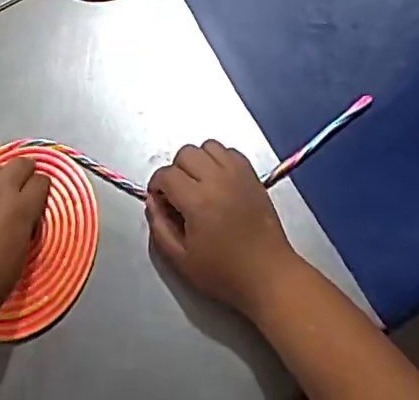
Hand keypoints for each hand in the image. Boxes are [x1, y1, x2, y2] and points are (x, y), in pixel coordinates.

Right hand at [146, 141, 304, 315]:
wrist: (266, 273)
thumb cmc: (223, 272)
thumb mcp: (181, 260)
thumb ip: (160, 228)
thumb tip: (152, 201)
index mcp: (197, 200)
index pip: (166, 174)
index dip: (156, 184)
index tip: (159, 199)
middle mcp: (217, 179)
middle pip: (186, 152)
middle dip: (175, 170)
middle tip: (178, 193)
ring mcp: (237, 173)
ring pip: (208, 146)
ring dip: (198, 160)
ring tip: (199, 184)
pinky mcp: (251, 173)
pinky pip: (229, 151)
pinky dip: (219, 159)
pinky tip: (218, 181)